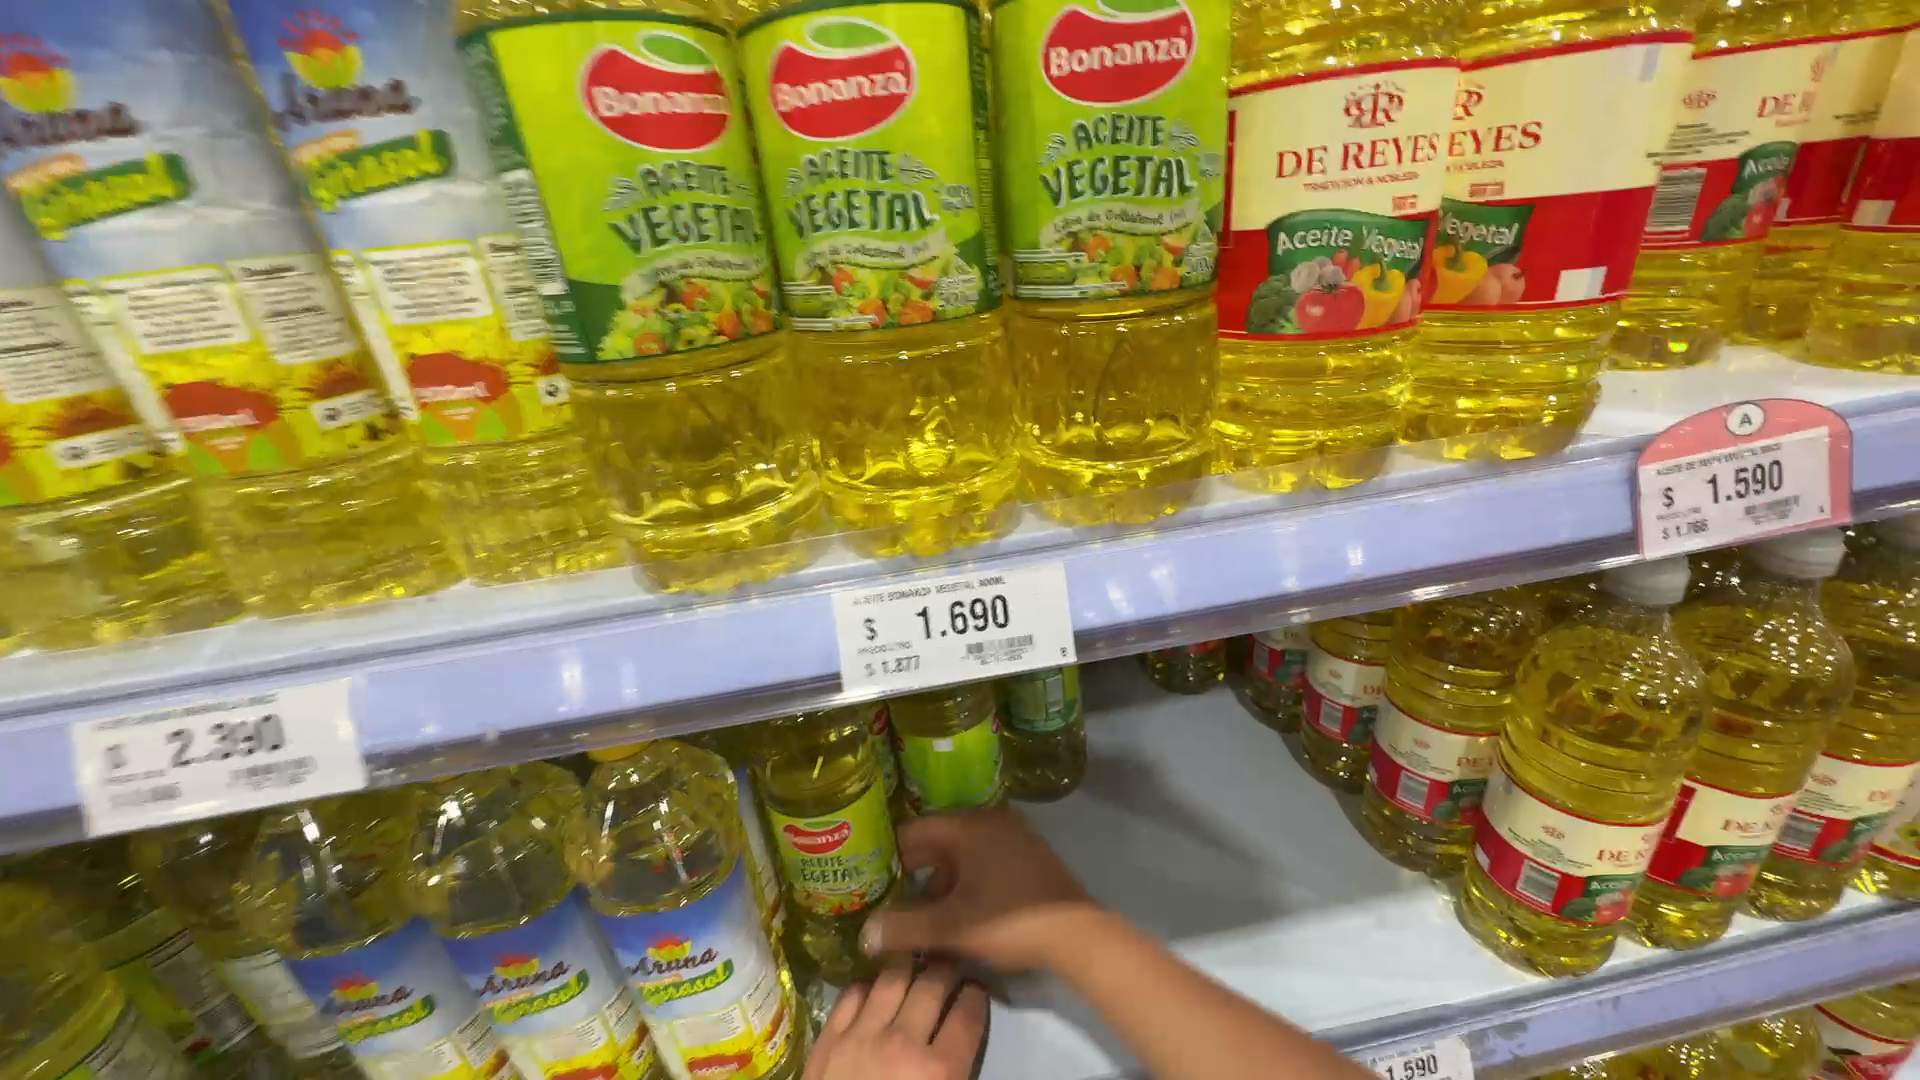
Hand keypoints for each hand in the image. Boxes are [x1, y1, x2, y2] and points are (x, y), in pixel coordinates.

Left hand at [804, 962, 986, 1079]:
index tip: (976, 990)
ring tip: (916, 965)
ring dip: (911, 966)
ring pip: (893, 976)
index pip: (968, 1014)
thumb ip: (954, 1075)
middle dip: (949, 969)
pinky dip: (869, 985)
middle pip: (934, 983)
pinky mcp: (828, 1038)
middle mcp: (903, 1043)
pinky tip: (876, 989)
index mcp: (937, 1073)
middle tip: (951, 968)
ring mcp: (861, 1036)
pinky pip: (853, 992)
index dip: (977, 996)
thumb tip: (960, 1048)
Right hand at [863, 807, 1099, 971]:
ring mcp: (1011, 837)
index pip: (914, 830)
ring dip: (938, 884)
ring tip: (920, 918)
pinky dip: (964, 884)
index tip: (868, 879)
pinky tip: (955, 917)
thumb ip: (906, 928)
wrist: (1079, 936)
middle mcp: (989, 821)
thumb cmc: (1011, 922)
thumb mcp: (953, 927)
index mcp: (969, 826)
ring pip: (960, 856)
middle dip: (912, 874)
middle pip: (937, 842)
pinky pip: (981, 862)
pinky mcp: (1025, 856)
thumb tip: (864, 934)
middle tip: (887, 901)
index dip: (888, 854)